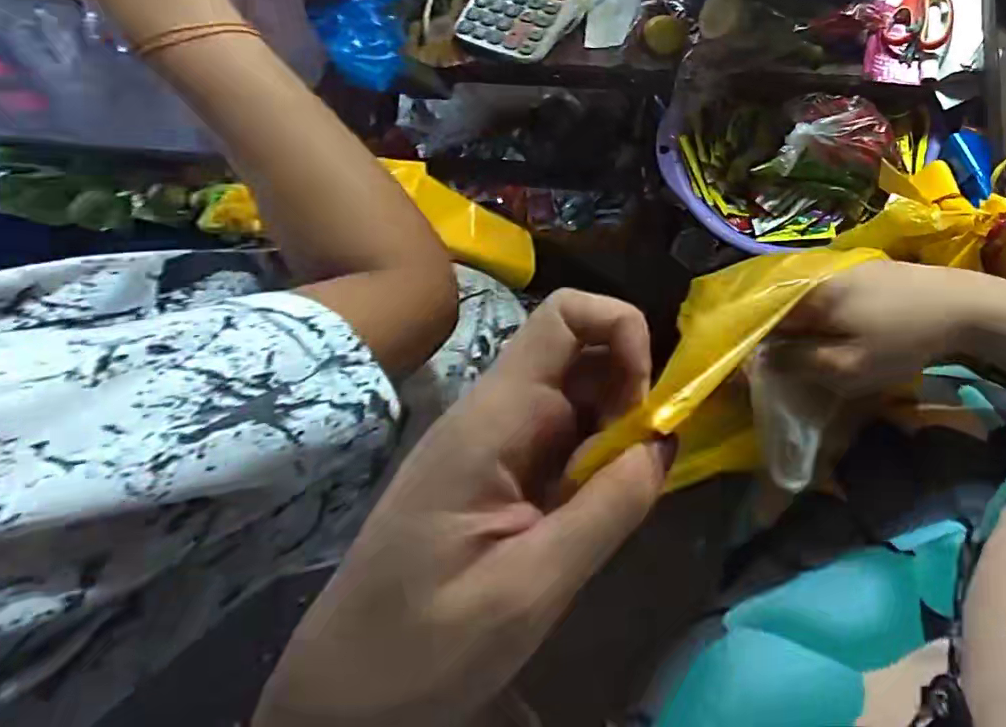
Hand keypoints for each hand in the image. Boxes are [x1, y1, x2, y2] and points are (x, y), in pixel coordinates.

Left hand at [254, 291, 673, 726]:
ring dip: (620, 427)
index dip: (621, 328)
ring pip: (585, 391)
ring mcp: (502, 439)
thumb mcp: (528, 588)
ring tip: (620, 492)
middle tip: (639, 460)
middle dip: (631, 389)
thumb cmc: (419, 649)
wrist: (339, 701)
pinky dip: (604, 455)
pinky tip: (599, 506)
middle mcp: (500, 411)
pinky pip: (573, 433)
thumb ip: (606, 510)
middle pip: (585, 350)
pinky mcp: (508, 468)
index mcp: (494, 419)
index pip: (563, 317)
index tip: (645, 399)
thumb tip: (666, 440)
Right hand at [767, 261, 988, 396]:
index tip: (760, 368)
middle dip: (781, 332)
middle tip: (789, 364)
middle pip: (786, 303)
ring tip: (815, 351)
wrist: (965, 304)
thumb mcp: (849, 367)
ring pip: (811, 297)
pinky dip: (829, 313)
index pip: (764, 313)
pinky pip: (833, 292)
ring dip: (807, 324)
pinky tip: (843, 330)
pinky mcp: (871, 269)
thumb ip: (800, 362)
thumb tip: (760, 359)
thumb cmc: (904, 339)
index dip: (756, 341)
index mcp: (812, 293)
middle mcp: (824, 272)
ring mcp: (849, 267)